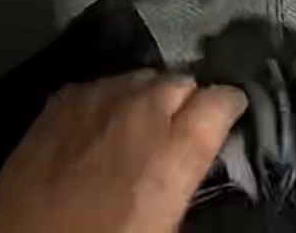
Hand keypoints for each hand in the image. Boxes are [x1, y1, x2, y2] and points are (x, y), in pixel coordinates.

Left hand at [0, 70, 247, 232]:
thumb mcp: (159, 228)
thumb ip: (185, 181)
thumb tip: (194, 163)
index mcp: (175, 147)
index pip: (223, 99)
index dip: (229, 110)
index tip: (227, 122)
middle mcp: (145, 106)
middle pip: (184, 82)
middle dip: (187, 104)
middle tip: (176, 138)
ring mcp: (102, 93)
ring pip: (145, 77)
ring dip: (149, 100)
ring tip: (136, 132)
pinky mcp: (66, 95)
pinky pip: (106, 84)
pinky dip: (112, 102)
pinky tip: (99, 129)